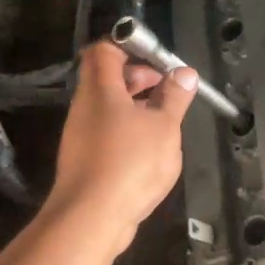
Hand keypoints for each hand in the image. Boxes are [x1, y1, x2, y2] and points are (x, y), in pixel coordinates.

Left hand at [43, 41, 198, 255]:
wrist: (92, 217)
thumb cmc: (131, 163)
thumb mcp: (164, 127)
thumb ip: (175, 97)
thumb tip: (184, 73)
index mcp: (100, 89)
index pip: (105, 51)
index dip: (130, 47)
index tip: (158, 61)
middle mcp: (84, 107)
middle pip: (106, 79)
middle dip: (138, 79)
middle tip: (167, 91)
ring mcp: (80, 135)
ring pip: (108, 109)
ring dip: (135, 109)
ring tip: (164, 124)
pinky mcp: (83, 160)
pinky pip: (106, 134)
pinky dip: (127, 133)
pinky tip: (148, 153)